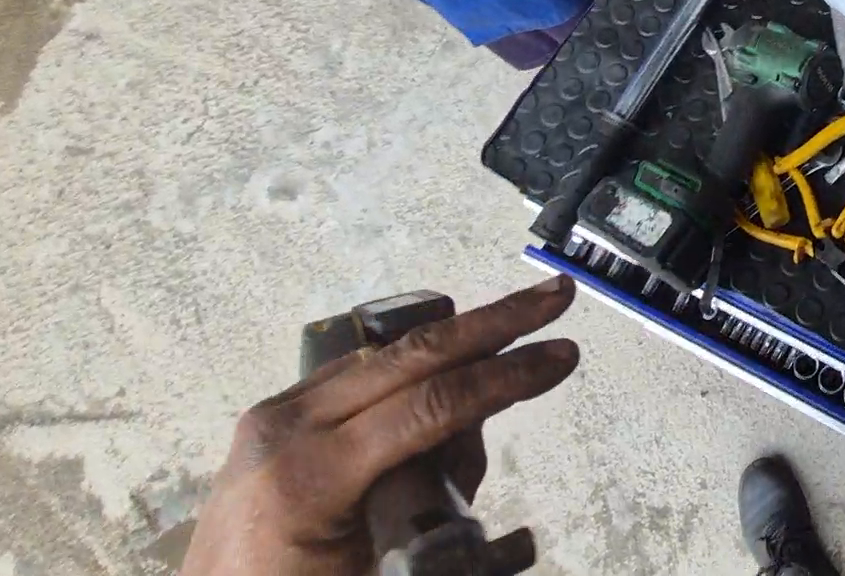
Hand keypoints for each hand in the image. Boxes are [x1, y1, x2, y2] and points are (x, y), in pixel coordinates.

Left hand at [179, 276, 580, 575]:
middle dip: (497, 321)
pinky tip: (466, 354)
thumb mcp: (382, 570)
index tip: (564, 355)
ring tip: (525, 325)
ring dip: (467, 331)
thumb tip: (473, 427)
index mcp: (308, 480)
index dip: (506, 375)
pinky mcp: (284, 411)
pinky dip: (428, 356)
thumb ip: (440, 495)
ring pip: (396, 351)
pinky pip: (373, 367)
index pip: (431, 404)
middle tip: (557, 295)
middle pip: (415, 354)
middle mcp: (287, 428)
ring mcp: (280, 413)